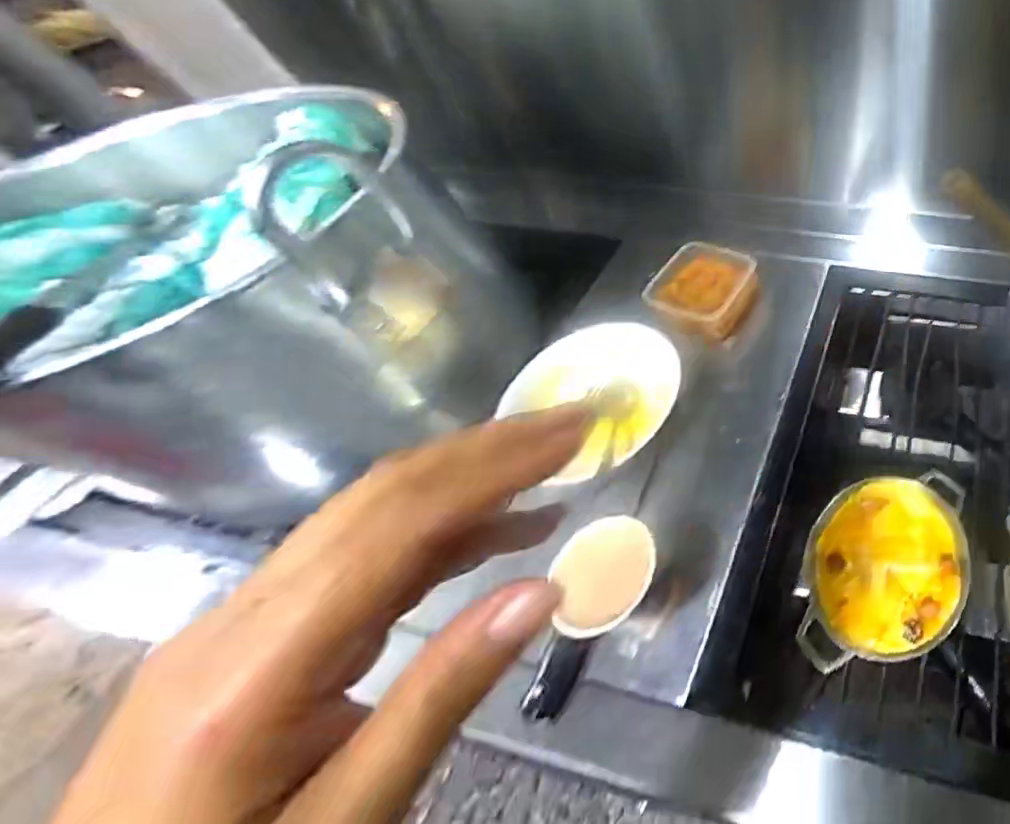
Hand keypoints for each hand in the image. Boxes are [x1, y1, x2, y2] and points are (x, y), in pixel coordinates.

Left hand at [51, 406, 591, 823]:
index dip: (495, 470)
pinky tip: (503, 528)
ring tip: (553, 460)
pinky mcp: (257, 629)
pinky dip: (444, 525)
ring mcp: (241, 618)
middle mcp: (238, 618)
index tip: (574, 435)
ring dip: (470, 474)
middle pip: (380, 498)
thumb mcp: (350, 815)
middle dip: (488, 448)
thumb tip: (547, 589)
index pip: (395, 528)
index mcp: (254, 668)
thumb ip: (444, 695)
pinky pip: (364, 552)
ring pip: (371, 511)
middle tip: (574, 422)